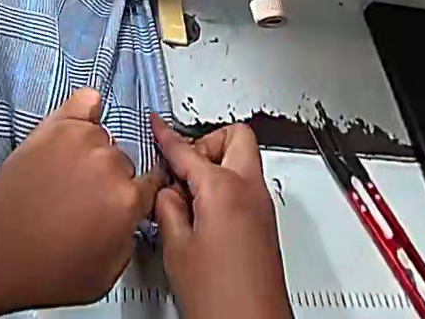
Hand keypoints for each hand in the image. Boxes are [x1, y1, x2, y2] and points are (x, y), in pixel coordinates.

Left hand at [0, 87, 160, 312]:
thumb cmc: (44, 264)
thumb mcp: (106, 274)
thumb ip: (128, 239)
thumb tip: (130, 219)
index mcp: (127, 201)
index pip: (151, 183)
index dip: (140, 192)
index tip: (132, 194)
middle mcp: (109, 164)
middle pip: (123, 161)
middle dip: (110, 177)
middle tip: (86, 194)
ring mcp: (82, 139)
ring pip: (101, 138)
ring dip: (91, 151)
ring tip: (67, 173)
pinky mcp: (56, 124)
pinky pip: (85, 100)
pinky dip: (87, 107)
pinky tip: (84, 116)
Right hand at [152, 114, 291, 318]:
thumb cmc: (223, 303)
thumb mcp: (176, 246)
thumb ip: (167, 205)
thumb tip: (167, 192)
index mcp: (225, 189)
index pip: (187, 148)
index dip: (166, 135)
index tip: (158, 124)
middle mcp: (250, 192)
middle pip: (234, 136)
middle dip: (205, 140)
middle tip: (182, 159)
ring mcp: (262, 209)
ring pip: (242, 159)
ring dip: (215, 163)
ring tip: (187, 189)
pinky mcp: (266, 226)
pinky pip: (245, 184)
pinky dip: (223, 184)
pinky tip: (202, 209)